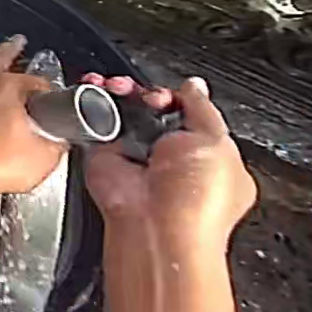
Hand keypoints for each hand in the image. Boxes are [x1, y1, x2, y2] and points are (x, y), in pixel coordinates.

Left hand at [0, 35, 64, 196]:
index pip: (40, 82)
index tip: (56, 103)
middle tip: (20, 43)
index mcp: (9, 85)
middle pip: (3, 56)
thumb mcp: (42, 158)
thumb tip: (60, 141)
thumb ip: (57, 144)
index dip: (52, 94)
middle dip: (14, 50)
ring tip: (6, 69)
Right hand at [82, 75, 255, 256]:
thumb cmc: (197, 200)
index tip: (169, 96)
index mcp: (207, 156)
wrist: (155, 225)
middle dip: (146, 92)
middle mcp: (170, 157)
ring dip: (119, 91)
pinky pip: (98, 120)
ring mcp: (136, 155)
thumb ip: (202, 108)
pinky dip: (94, 101)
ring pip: (126, 109)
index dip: (178, 98)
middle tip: (146, 97)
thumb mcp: (217, 142)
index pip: (190, 113)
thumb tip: (193, 86)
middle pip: (153, 108)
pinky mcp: (106, 155)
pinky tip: (96, 89)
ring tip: (117, 87)